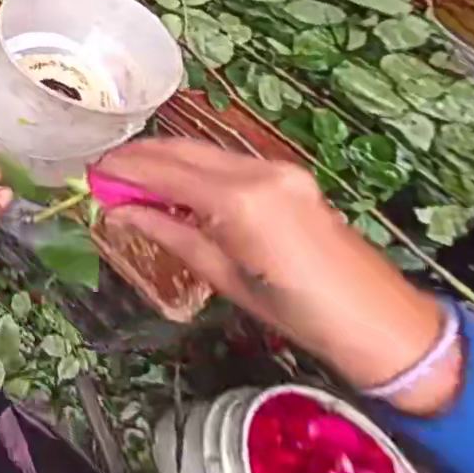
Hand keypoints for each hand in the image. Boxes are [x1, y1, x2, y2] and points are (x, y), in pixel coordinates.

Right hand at [94, 138, 460, 414]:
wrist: (381, 322)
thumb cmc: (297, 314)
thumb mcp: (224, 276)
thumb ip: (169, 233)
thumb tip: (119, 212)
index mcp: (240, 201)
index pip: (166, 172)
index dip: (124, 170)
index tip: (92, 171)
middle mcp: (256, 170)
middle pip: (182, 150)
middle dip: (139, 156)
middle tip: (103, 169)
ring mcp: (275, 166)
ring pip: (203, 150)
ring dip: (164, 158)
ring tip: (130, 175)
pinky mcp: (286, 171)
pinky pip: (226, 161)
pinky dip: (193, 166)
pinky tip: (174, 181)